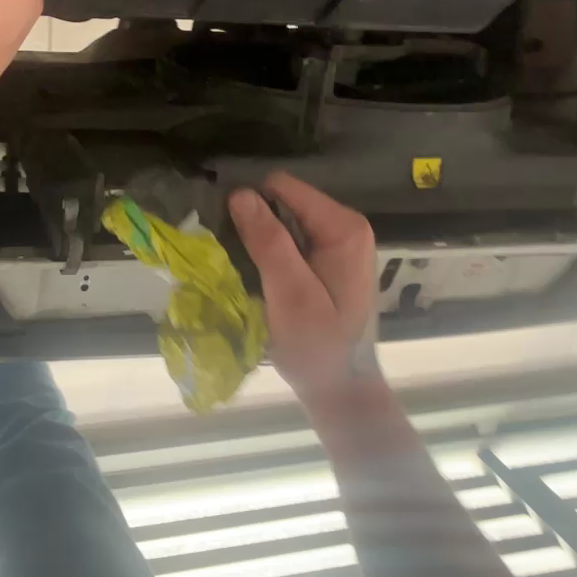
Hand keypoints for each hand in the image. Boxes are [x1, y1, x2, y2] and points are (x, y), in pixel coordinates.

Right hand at [228, 172, 380, 404]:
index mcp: (343, 228)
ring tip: (246, 269)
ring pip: (282, 220)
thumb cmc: (319, 346)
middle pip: (283, 200)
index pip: (283, 187)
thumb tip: (240, 194)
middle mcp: (345, 226)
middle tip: (239, 259)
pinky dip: (269, 252)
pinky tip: (259, 276)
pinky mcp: (326, 259)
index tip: (232, 234)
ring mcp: (337, 242)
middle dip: (256, 222)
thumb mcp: (291, 295)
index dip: (253, 205)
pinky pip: (289, 239)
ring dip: (260, 239)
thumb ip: (269, 243)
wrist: (340, 389)